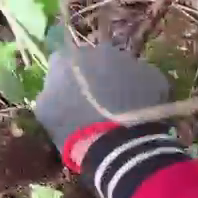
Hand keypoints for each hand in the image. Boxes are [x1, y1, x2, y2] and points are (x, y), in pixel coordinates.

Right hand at [32, 42, 171, 170]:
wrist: (115, 146)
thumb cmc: (72, 130)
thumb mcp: (45, 112)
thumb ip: (48, 92)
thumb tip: (54, 89)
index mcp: (67, 59)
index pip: (62, 62)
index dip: (65, 79)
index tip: (68, 95)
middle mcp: (98, 51)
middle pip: (94, 60)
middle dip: (94, 77)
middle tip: (96, 102)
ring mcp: (129, 61)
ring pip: (121, 69)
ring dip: (119, 83)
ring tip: (120, 110)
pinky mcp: (153, 75)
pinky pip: (144, 82)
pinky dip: (141, 94)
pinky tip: (138, 114)